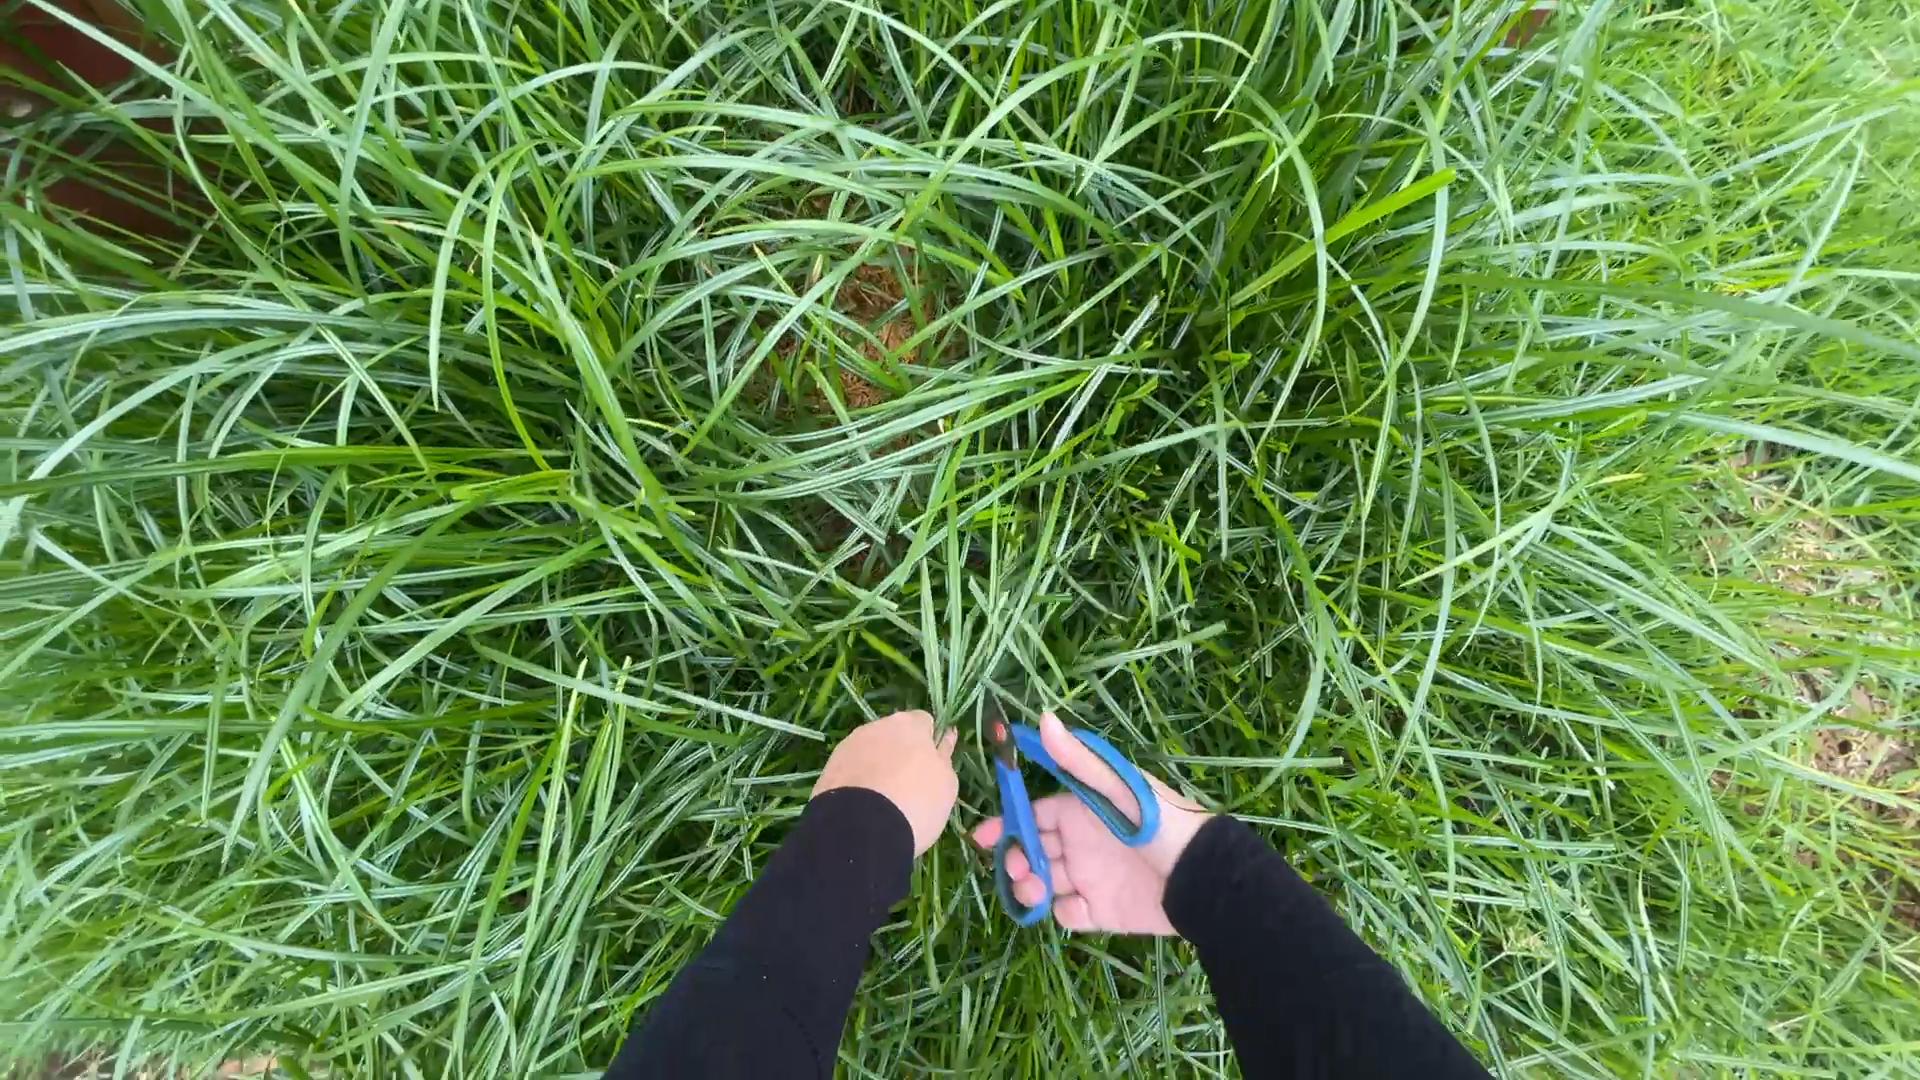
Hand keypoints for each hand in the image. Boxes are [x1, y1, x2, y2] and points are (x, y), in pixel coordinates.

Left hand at [814, 709, 958, 854]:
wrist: (861, 830)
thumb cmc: (915, 803)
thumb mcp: (946, 784)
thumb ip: (945, 756)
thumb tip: (946, 737)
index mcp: (910, 724)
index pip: (924, 721)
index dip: (930, 743)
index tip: (931, 768)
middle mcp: (878, 726)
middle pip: (895, 735)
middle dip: (901, 753)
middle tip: (909, 787)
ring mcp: (850, 745)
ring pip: (871, 751)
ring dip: (878, 766)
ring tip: (883, 801)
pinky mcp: (830, 767)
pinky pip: (852, 769)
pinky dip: (859, 781)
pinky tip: (863, 807)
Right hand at [970, 711, 1212, 933]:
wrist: (1201, 877)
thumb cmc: (1158, 821)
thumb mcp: (1117, 786)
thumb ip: (1078, 760)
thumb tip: (1042, 718)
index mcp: (1079, 809)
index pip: (1033, 814)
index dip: (1006, 824)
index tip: (981, 837)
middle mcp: (1079, 842)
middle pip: (1032, 850)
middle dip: (1015, 858)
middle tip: (1015, 868)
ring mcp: (1090, 877)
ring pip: (1044, 883)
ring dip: (1031, 887)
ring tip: (1036, 890)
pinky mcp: (1103, 911)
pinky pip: (1071, 914)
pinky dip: (1065, 913)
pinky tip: (1078, 907)